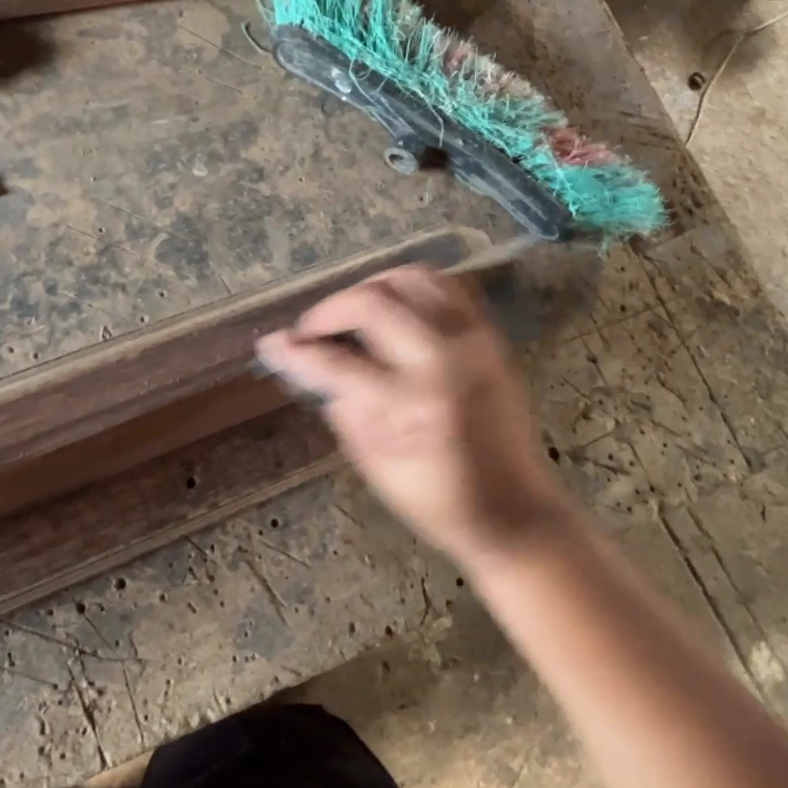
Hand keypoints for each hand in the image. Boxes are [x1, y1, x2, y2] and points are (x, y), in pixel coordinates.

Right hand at [255, 265, 569, 562]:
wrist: (516, 509)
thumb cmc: (440, 500)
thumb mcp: (375, 467)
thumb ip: (344, 409)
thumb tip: (314, 366)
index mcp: (410, 405)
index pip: (336, 361)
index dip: (295, 350)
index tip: (271, 344)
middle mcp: (443, 361)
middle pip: (372, 301)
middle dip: (329, 310)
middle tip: (312, 331)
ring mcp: (472, 342)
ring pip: (410, 278)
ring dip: (370, 288)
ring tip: (351, 314)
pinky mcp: (490, 337)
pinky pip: (446, 286)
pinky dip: (411, 287)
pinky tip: (393, 309)